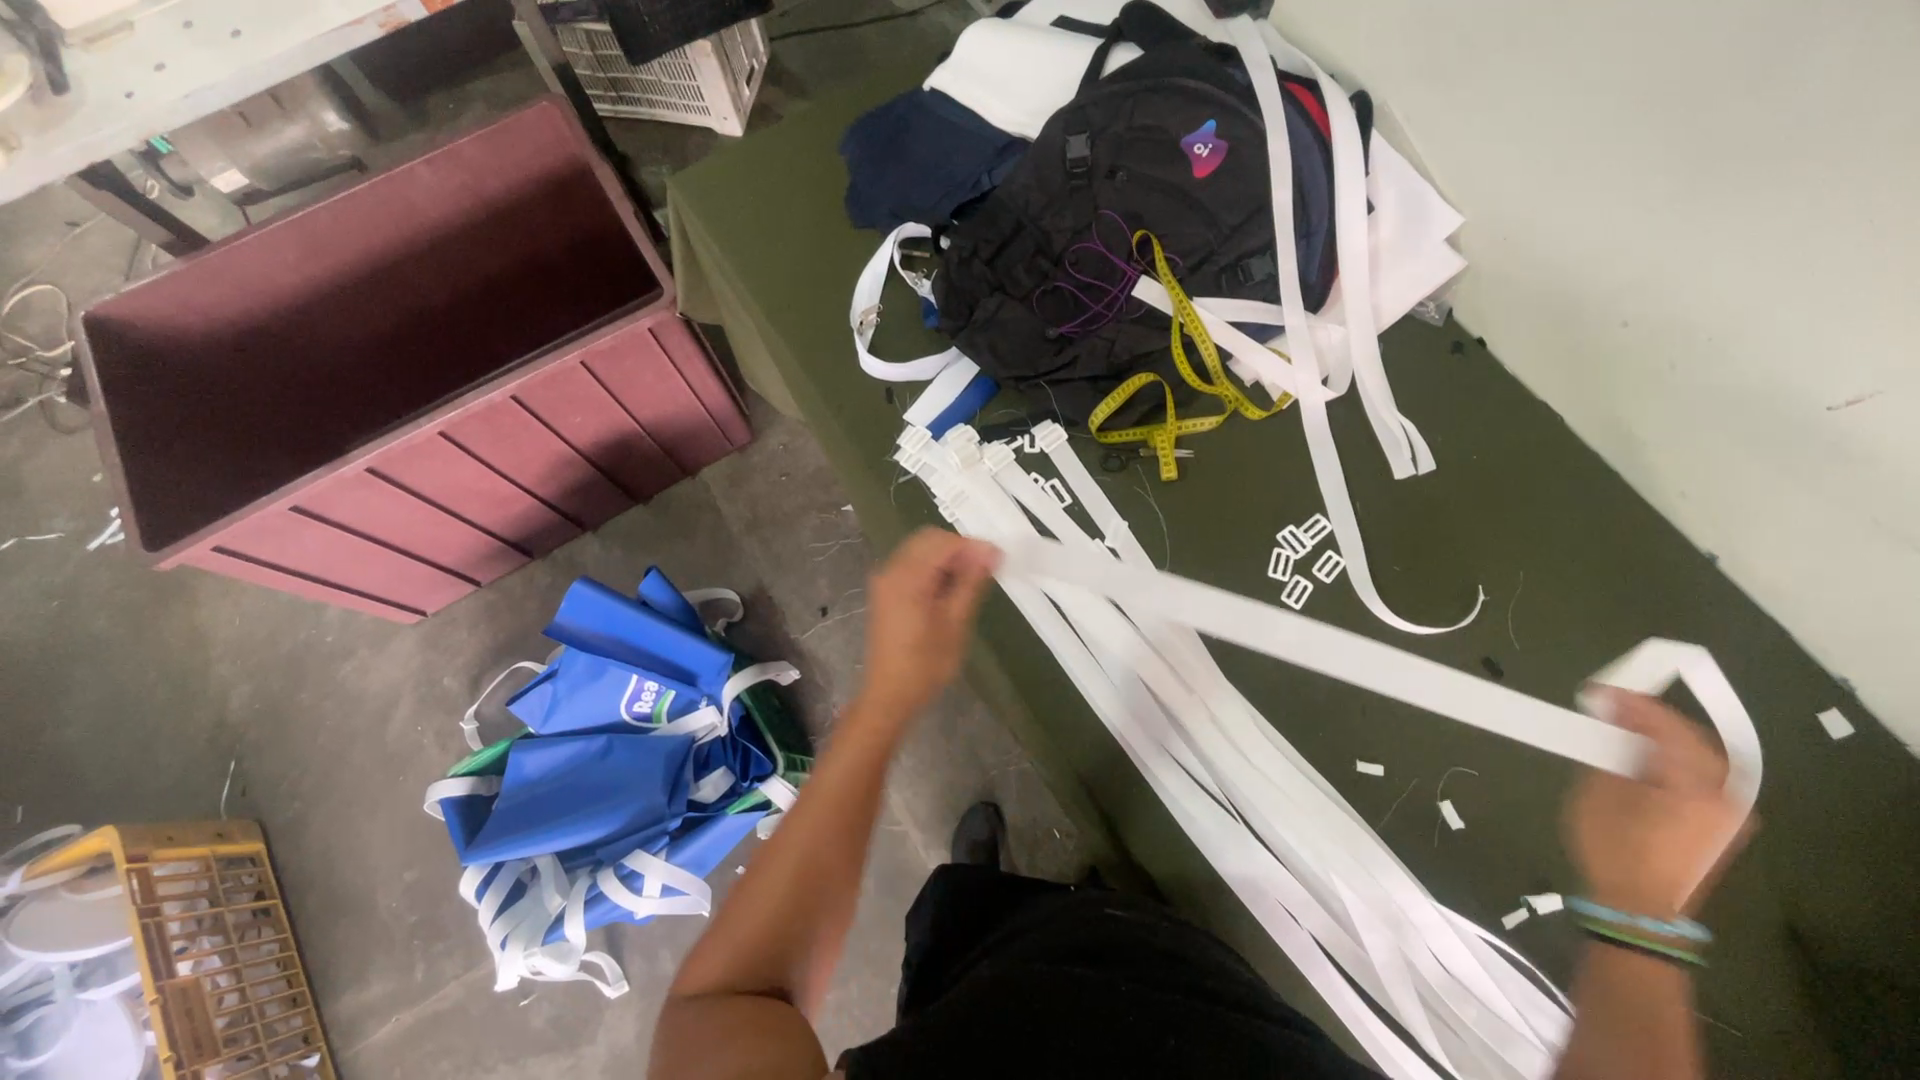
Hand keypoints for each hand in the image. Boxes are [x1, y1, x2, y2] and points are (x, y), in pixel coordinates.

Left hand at [853, 529, 1000, 718]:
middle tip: (986, 570)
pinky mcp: (885, 592)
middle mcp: (890, 571)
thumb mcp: (956, 623)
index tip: (999, 559)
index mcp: (906, 577)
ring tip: (972, 581)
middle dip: (960, 549)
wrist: (890, 695)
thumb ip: (971, 583)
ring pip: (920, 551)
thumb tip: (990, 553)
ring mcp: (885, 581)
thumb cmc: (925, 665)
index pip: (943, 542)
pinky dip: (934, 569)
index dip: (973, 546)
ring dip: (948, 559)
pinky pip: (912, 566)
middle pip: (928, 540)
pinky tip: (951, 590)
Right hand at [1565, 689, 1753, 918]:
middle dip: (1655, 719)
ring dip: (1668, 740)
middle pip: (1695, 740)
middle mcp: (1727, 795)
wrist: (1640, 912)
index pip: (1669, 727)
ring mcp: (1732, 814)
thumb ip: (1612, 751)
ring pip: (1705, 758)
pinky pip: (1708, 779)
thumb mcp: (1598, 795)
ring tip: (1629, 730)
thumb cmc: (1613, 851)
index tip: (1602, 691)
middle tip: (1615, 708)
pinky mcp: (1725, 827)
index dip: (1634, 704)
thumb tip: (1615, 720)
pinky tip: (1651, 761)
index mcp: (1697, 785)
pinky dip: (1679, 761)